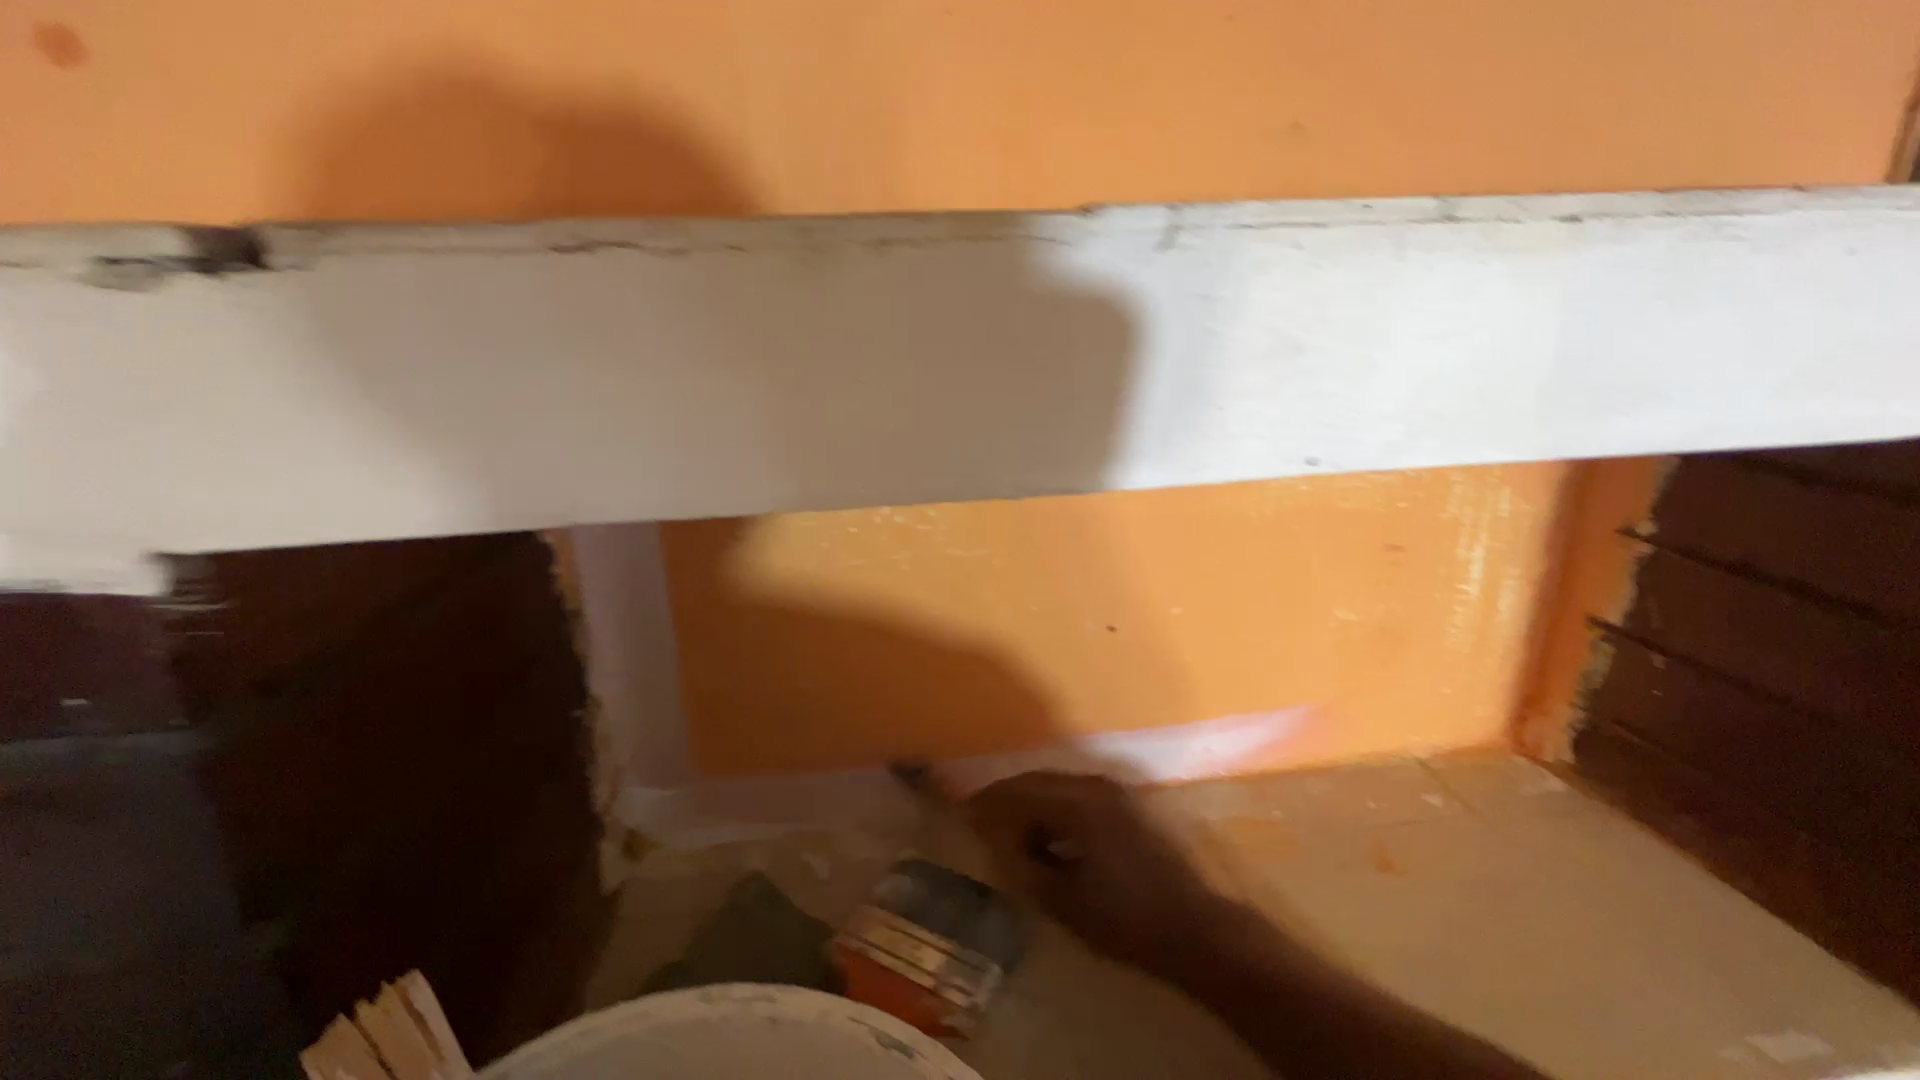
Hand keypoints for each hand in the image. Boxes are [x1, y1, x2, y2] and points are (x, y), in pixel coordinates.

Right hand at [965, 771, 1232, 980]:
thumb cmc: (1126, 919)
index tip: (963, 814)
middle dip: (1007, 799)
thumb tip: (995, 840)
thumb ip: (1023, 863)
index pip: (1019, 791)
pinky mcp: (1130, 807)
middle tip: (980, 820)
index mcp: (1079, 804)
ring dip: (1032, 804)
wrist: (1196, 929)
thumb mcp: (1062, 899)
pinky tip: (1047, 838)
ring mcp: (1118, 794)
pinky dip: (1056, 810)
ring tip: (1009, 834)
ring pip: (1059, 787)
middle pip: (1039, 781)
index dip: (987, 802)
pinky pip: (1080, 796)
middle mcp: (1098, 786)